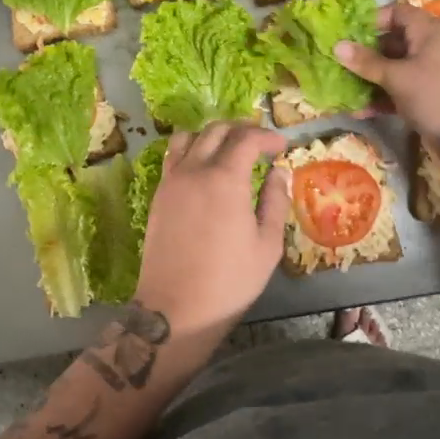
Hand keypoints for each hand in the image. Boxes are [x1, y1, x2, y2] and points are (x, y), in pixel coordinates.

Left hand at [135, 124, 290, 336]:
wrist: (175, 308)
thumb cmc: (229, 281)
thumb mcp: (267, 245)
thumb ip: (275, 202)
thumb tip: (278, 173)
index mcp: (225, 179)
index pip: (246, 138)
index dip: (267, 136)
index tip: (281, 146)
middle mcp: (195, 170)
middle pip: (216, 130)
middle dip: (241, 130)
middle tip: (260, 143)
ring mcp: (172, 180)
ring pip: (189, 137)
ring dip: (212, 135)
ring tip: (230, 148)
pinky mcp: (158, 194)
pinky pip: (173, 156)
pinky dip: (192, 149)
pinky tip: (205, 166)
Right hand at [334, 4, 439, 152]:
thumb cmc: (436, 97)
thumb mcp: (397, 77)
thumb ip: (366, 62)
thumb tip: (336, 45)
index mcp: (430, 30)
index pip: (396, 13)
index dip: (370, 20)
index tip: (344, 34)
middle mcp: (431, 46)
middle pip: (392, 41)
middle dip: (364, 54)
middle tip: (336, 62)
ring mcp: (430, 72)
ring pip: (394, 68)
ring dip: (369, 79)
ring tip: (341, 88)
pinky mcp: (428, 96)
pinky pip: (400, 89)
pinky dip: (382, 97)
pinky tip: (359, 111)